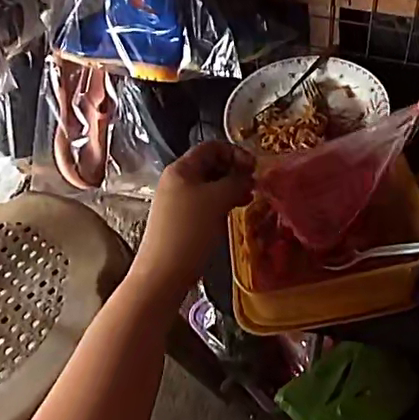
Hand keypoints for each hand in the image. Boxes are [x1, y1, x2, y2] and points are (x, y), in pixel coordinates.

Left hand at [137, 141, 254, 279]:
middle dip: (236, 170)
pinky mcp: (183, 219)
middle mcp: (177, 180)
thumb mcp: (218, 199)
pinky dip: (224, 201)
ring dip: (232, 187)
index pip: (212, 146)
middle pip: (212, 164)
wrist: (163, 273)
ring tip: (248, 197)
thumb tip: (249, 176)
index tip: (254, 167)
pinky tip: (235, 210)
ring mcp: (179, 200)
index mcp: (181, 169)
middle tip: (254, 183)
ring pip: (211, 184)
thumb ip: (237, 181)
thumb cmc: (190, 230)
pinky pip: (207, 201)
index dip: (236, 152)